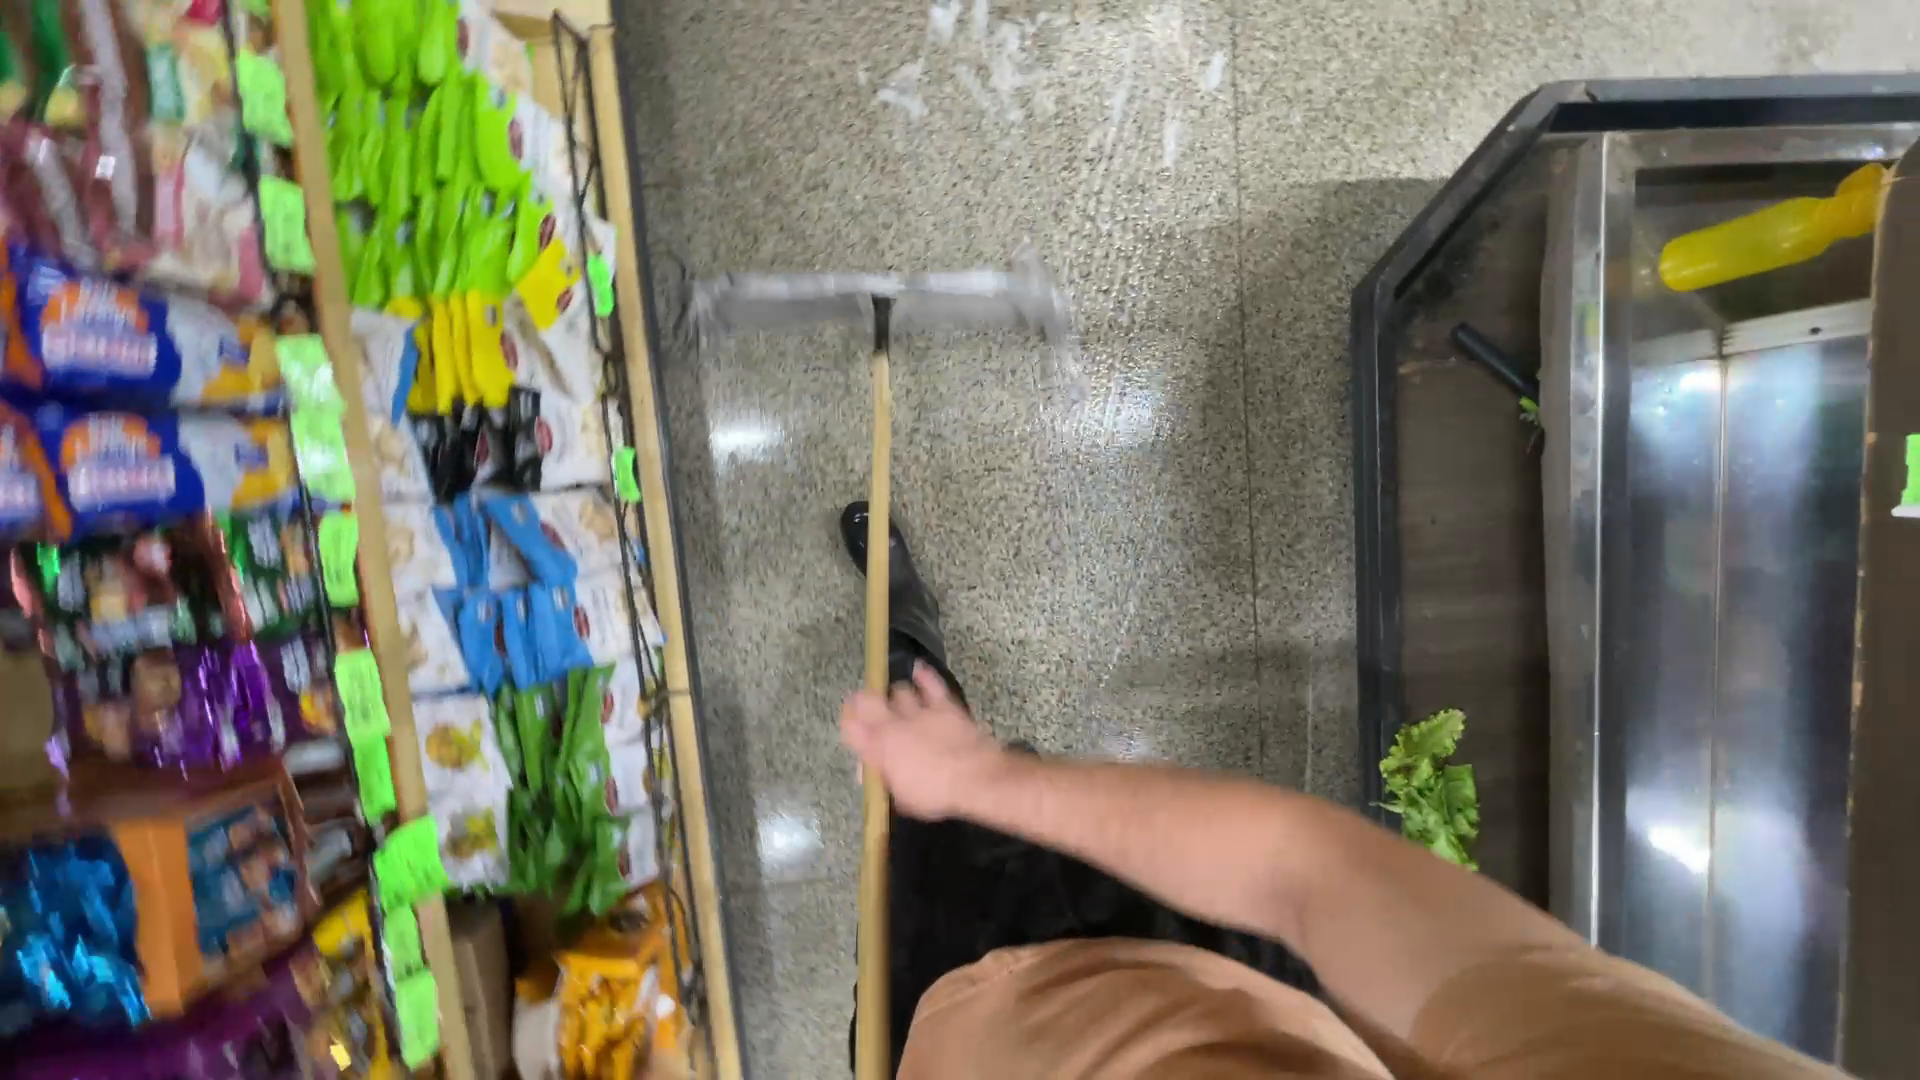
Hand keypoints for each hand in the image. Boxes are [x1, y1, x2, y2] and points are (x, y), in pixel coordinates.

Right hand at [840, 662, 1008, 820]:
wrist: (973, 776)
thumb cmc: (936, 793)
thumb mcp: (902, 796)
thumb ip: (884, 778)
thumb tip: (869, 771)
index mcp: (881, 749)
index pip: (853, 729)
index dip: (848, 723)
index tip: (848, 722)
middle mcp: (895, 725)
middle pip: (869, 702)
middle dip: (863, 700)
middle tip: (862, 701)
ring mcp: (920, 711)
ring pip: (899, 691)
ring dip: (896, 695)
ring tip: (896, 698)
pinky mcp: (943, 704)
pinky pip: (930, 682)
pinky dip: (923, 674)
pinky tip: (918, 669)